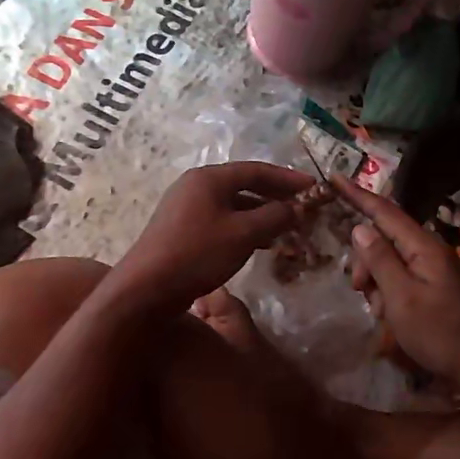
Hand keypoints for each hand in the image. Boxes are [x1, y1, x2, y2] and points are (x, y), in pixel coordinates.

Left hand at [107, 162, 315, 312]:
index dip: (287, 178)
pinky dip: (244, 227)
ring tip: (286, 227)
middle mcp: (195, 186)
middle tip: (302, 205)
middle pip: (244, 184)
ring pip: (233, 204)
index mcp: (209, 178)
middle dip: (275, 195)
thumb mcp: (244, 234)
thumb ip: (275, 216)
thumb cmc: (198, 254)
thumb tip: (296, 208)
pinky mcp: (181, 230)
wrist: (146, 288)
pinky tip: (259, 244)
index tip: (313, 186)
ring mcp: (185, 208)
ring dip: (261, 213)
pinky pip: (221, 220)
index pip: (256, 170)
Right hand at [333, 176, 459, 391]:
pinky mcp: (430, 286)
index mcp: (424, 247)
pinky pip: (398, 279)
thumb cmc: (437, 332)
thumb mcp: (401, 297)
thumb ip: (379, 260)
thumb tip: (360, 227)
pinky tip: (390, 315)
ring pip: (387, 261)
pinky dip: (388, 294)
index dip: (358, 195)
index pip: (386, 212)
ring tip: (381, 311)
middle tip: (359, 290)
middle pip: (383, 239)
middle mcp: (428, 251)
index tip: (334, 178)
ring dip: (376, 283)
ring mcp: (430, 269)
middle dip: (365, 261)